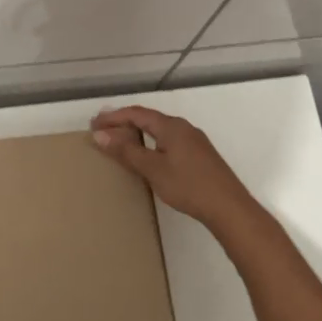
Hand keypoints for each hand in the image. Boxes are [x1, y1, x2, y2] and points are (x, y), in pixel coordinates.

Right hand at [91, 106, 255, 224]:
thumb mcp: (152, 168)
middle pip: (148, 119)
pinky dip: (150, 142)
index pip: (136, 114)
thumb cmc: (187, 185)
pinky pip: (168, 140)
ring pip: (159, 130)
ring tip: (119, 141)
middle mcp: (183, 128)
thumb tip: (100, 135)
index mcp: (171, 126)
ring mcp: (194, 141)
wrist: (228, 207)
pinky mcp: (199, 155)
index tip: (93, 124)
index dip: (113, 117)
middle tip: (102, 130)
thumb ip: (126, 151)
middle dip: (123, 123)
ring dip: (137, 133)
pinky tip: (146, 154)